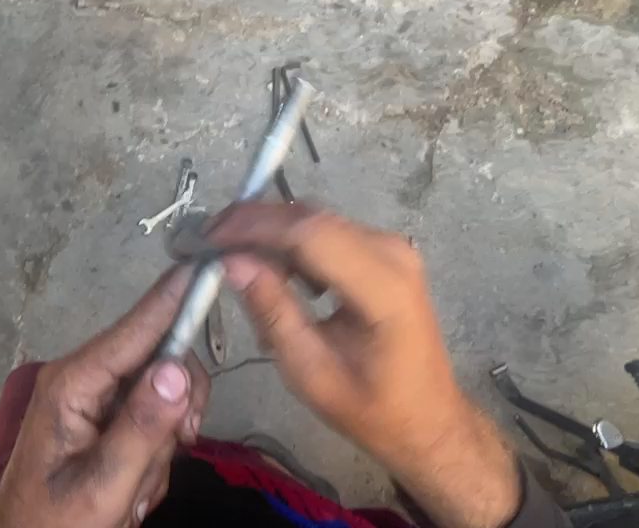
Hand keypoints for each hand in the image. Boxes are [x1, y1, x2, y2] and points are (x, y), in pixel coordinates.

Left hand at [0, 271, 211, 527]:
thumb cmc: (53, 525)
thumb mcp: (101, 488)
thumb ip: (142, 429)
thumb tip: (176, 367)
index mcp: (72, 382)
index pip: (133, 330)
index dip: (170, 299)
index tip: (204, 265)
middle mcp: (82, 377)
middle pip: (155, 359)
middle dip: (174, 406)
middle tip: (183, 441)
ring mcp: (92, 397)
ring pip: (160, 393)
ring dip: (162, 442)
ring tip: (137, 488)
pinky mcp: (102, 417)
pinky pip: (151, 418)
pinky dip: (154, 454)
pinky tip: (133, 487)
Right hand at [210, 204, 520, 527]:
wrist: (429, 421)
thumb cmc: (372, 409)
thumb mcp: (311, 373)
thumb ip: (273, 312)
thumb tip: (231, 261)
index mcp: (383, 288)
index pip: (309, 233)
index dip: (254, 226)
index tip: (209, 238)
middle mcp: (390, 251)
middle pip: (307, 218)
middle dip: (252, 225)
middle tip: (209, 245)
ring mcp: (389, 244)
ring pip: (311, 218)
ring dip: (268, 235)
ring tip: (239, 267)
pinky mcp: (380, 246)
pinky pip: (323, 228)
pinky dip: (289, 242)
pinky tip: (276, 274)